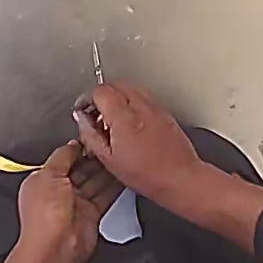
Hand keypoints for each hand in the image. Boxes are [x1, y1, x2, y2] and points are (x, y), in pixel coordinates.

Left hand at [14, 140, 110, 262]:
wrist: (56, 248)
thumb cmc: (44, 216)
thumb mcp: (48, 175)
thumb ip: (62, 157)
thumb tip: (72, 144)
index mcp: (43, 179)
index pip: (63, 158)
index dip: (78, 148)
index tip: (93, 137)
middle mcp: (59, 191)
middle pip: (81, 169)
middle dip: (94, 157)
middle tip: (110, 144)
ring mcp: (76, 203)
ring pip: (95, 181)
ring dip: (106, 170)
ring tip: (121, 154)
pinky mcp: (91, 214)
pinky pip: (105, 195)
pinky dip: (114, 186)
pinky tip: (124, 174)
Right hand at [73, 82, 210, 210]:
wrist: (180, 178)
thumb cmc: (148, 174)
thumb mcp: (109, 160)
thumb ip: (90, 136)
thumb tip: (82, 121)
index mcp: (124, 117)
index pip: (100, 92)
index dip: (87, 99)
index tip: (83, 109)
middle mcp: (140, 107)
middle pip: (115, 84)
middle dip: (101, 95)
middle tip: (95, 111)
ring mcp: (154, 108)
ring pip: (130, 87)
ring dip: (117, 96)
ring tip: (112, 116)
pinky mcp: (164, 113)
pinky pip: (144, 96)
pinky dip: (132, 102)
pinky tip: (129, 121)